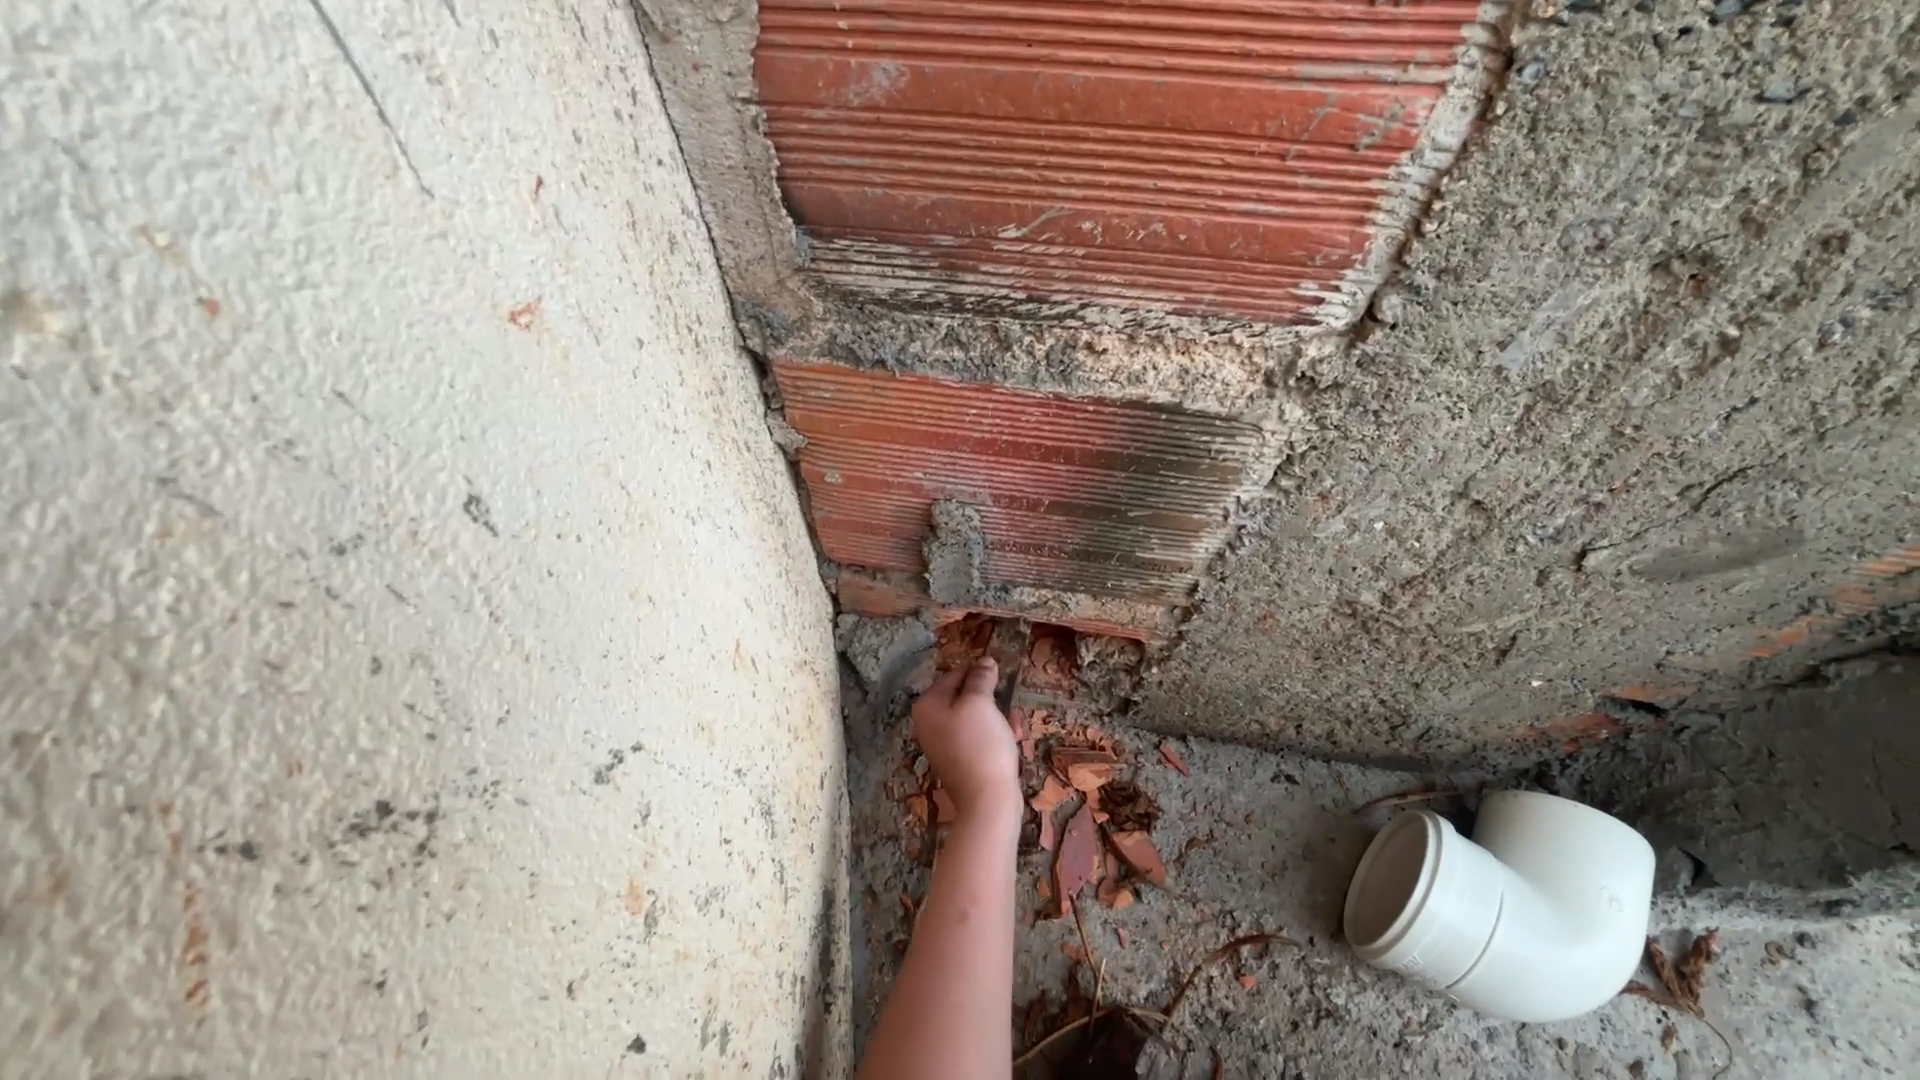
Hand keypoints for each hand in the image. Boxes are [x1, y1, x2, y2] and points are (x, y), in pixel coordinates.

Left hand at [912, 658, 1019, 822]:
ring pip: (978, 718)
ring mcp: (943, 744)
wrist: (987, 801)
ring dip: (1000, 720)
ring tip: (1015, 732)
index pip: (955, 675)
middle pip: (967, 697)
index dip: (981, 675)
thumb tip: (985, 660)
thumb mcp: (981, 703)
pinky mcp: (959, 760)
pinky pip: (979, 737)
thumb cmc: (981, 745)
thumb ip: (981, 678)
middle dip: (994, 703)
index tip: (1003, 681)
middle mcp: (929, 723)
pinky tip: (1012, 745)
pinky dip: (996, 738)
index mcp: (927, 705)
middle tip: (1011, 712)